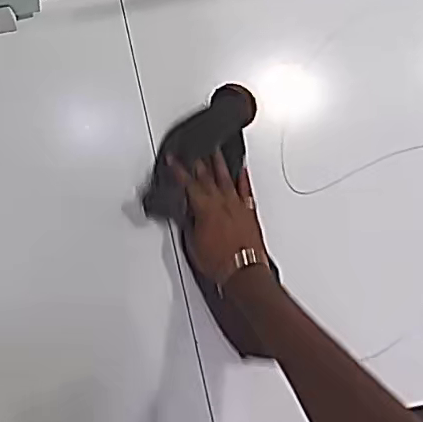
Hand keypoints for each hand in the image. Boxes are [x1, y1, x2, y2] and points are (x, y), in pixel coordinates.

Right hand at [170, 153, 268, 287]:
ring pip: (226, 177)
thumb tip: (188, 215)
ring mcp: (237, 205)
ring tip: (215, 150)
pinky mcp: (249, 211)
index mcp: (205, 208)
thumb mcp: (193, 243)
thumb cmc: (220, 262)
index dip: (178, 169)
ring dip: (219, 162)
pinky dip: (243, 177)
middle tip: (194, 149)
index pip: (188, 183)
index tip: (173, 159)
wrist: (244, 272)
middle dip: (198, 160)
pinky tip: (242, 169)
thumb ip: (190, 223)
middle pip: (207, 175)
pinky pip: (245, 189)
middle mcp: (222, 202)